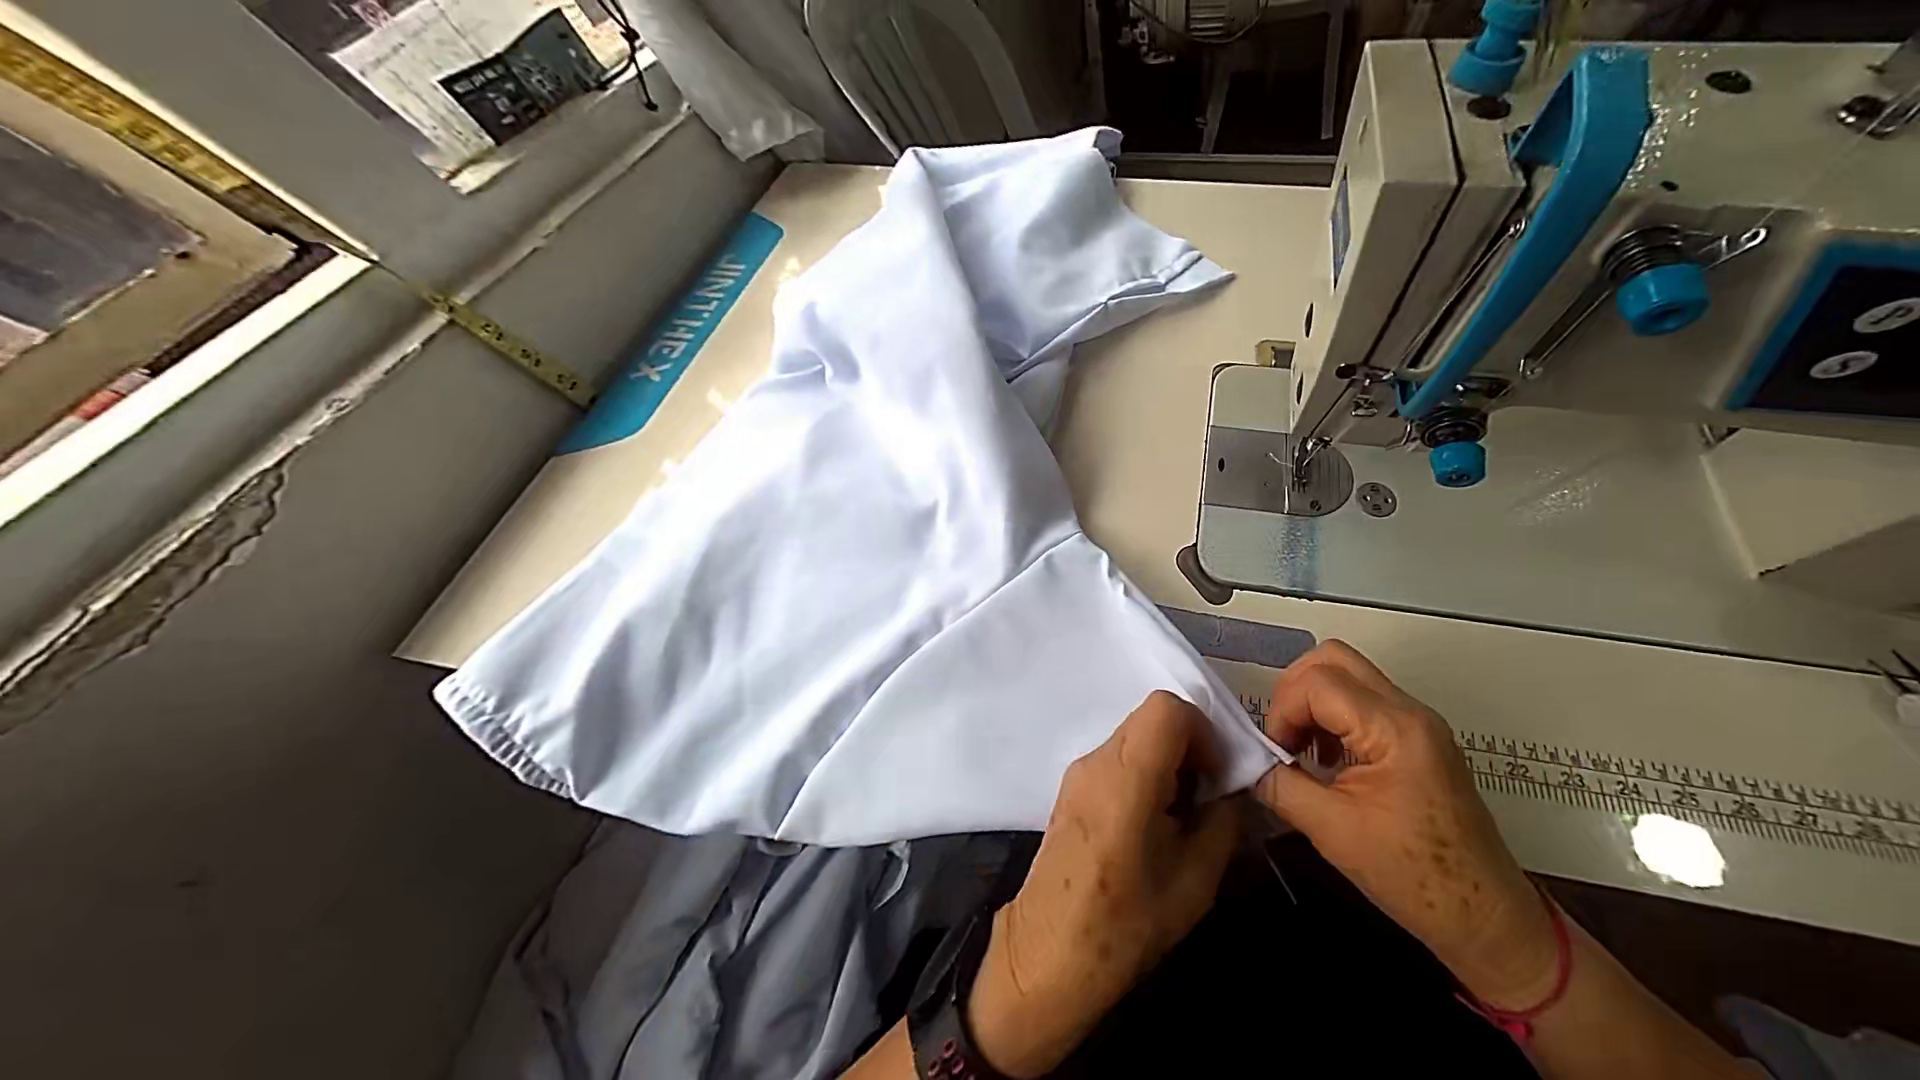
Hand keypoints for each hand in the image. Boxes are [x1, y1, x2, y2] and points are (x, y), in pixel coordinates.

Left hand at [967, 691, 1239, 1077]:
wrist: (1048, 953)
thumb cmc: (1126, 923)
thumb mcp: (1196, 878)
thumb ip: (1223, 821)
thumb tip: (1233, 793)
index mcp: (1126, 776)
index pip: (1166, 708)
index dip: (1203, 732)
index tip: (1215, 777)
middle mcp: (1096, 761)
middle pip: (1150, 719)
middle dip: (1188, 748)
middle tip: (1205, 799)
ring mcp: (1077, 773)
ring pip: (1134, 738)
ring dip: (1166, 763)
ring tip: (1180, 819)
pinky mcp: (1070, 790)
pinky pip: (1116, 760)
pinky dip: (1144, 775)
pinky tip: (1151, 826)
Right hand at [1252, 641, 1559, 1009]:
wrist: (1484, 918)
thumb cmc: (1411, 876)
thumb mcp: (1328, 829)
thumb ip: (1277, 784)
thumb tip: (1243, 762)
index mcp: (1394, 729)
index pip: (1316, 682)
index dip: (1282, 711)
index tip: (1276, 754)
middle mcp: (1409, 712)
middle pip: (1332, 659)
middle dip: (1293, 692)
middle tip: (1283, 736)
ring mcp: (1417, 723)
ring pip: (1346, 675)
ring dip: (1311, 703)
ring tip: (1300, 750)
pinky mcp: (1417, 739)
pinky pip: (1361, 701)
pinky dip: (1331, 716)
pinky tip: (1325, 760)